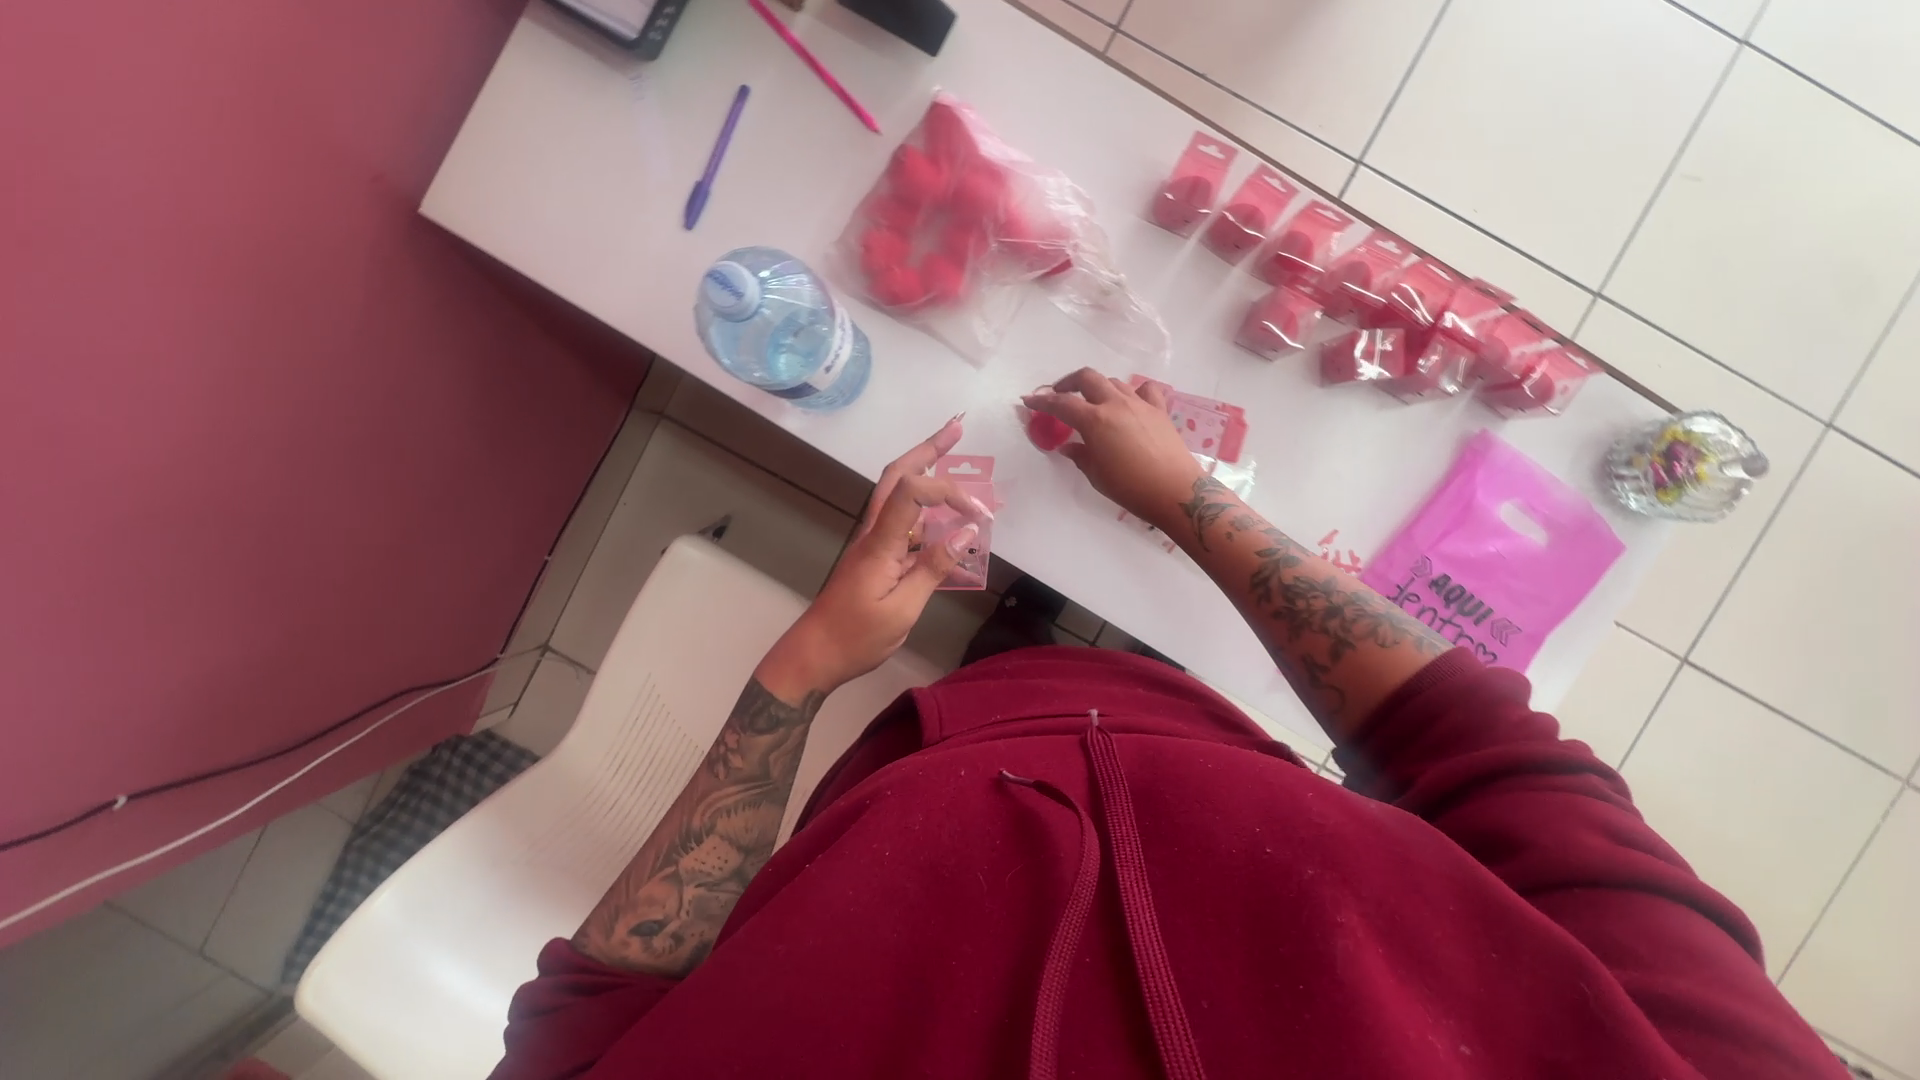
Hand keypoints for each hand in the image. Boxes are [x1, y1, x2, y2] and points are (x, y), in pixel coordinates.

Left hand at [758, 417, 991, 697]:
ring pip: (898, 492)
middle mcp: (873, 532)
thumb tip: (969, 531)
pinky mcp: (874, 556)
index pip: (913, 491)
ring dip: (925, 469)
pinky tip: (944, 514)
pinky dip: (925, 506)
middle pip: (898, 475)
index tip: (980, 516)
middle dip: (929, 448)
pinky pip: (902, 520)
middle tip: (957, 426)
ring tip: (954, 452)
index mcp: (880, 542)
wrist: (814, 654)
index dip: (950, 492)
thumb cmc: (857, 637)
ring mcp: (872, 542)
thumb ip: (935, 567)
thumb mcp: (903, 609)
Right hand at [1023, 368, 1203, 531]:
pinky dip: (1133, 391)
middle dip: (1068, 382)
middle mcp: (1116, 404)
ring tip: (1091, 401)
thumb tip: (1070, 446)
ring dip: (1097, 386)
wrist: (1175, 490)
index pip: (1061, 404)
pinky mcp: (1159, 410)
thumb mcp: (1097, 475)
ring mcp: (1140, 404)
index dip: (1042, 401)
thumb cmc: (1131, 488)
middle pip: (1087, 378)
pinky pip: (1145, 389)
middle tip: (1059, 394)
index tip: (1029, 400)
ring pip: (1113, 381)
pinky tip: (1130, 402)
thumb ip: (1081, 456)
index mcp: (1095, 420)